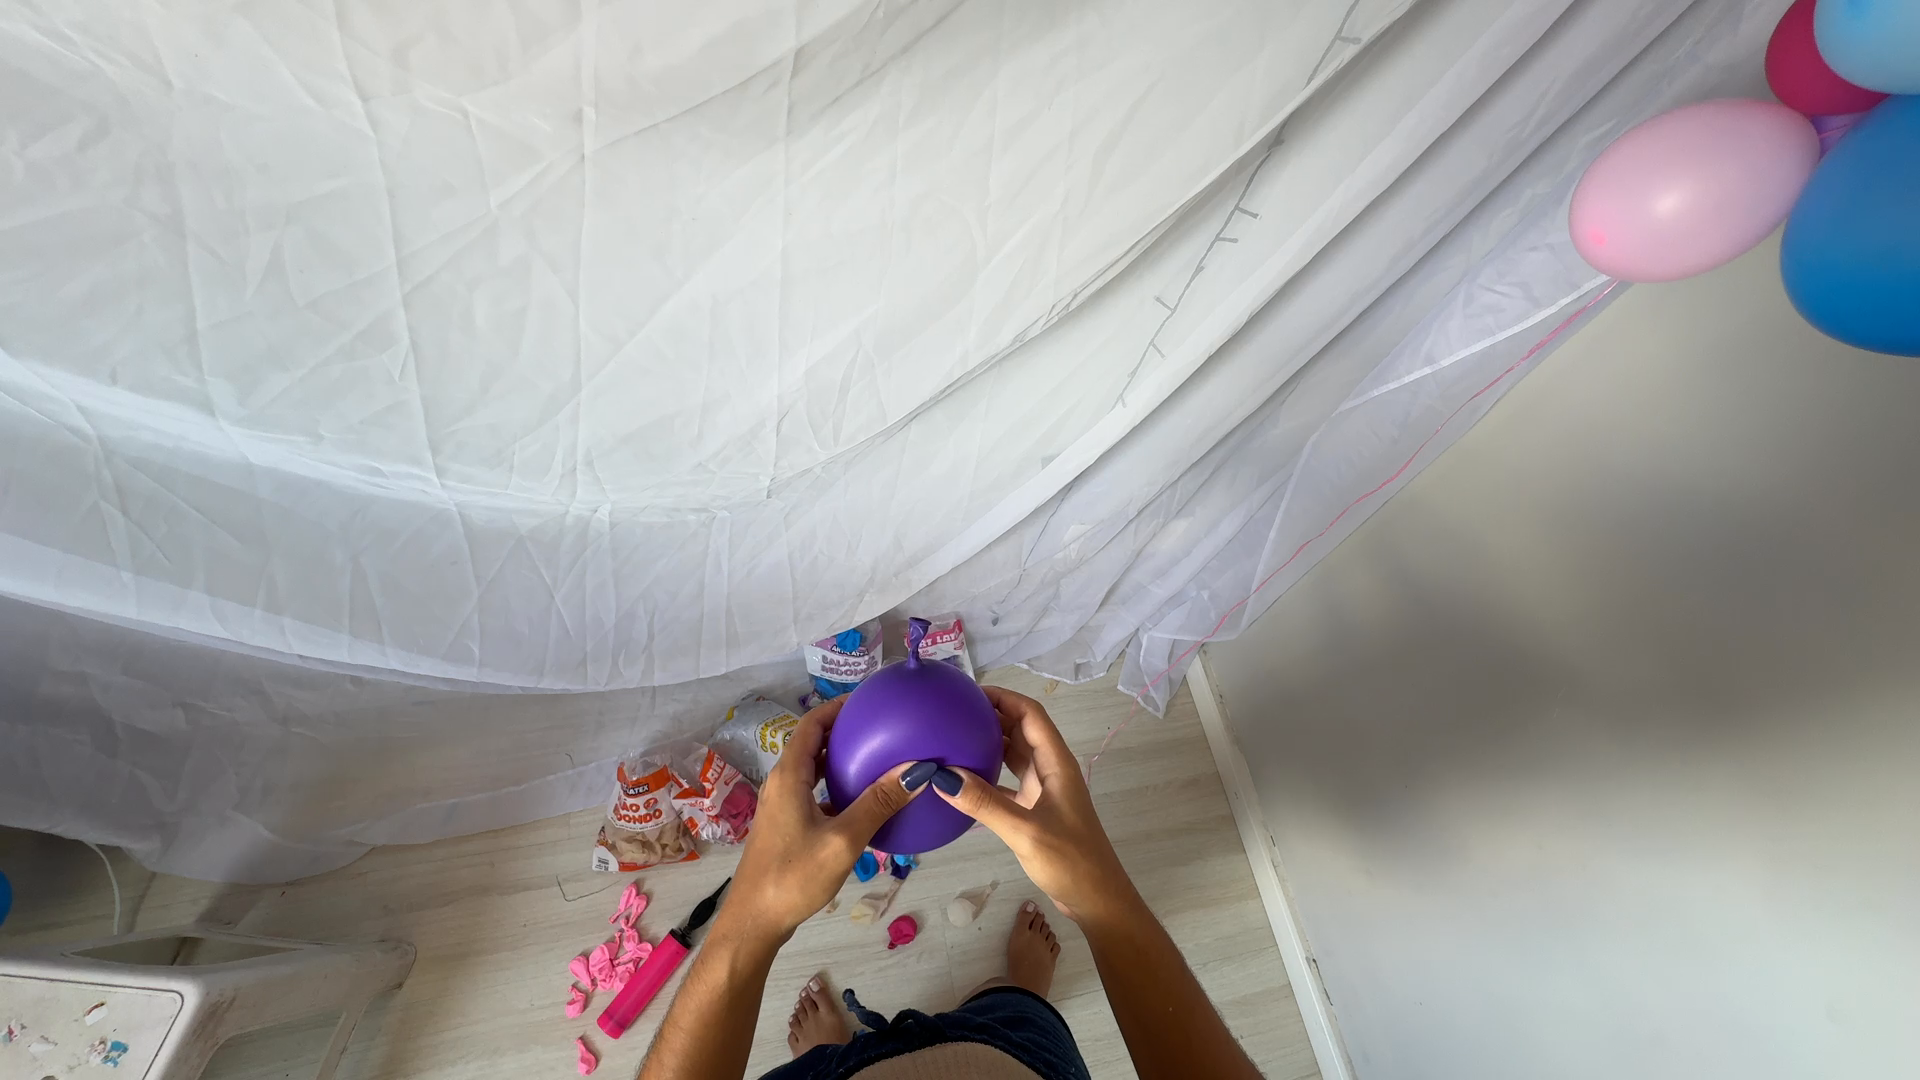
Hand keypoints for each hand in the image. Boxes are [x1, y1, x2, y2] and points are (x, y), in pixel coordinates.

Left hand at [720, 697, 928, 943]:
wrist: (752, 926)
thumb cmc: (793, 878)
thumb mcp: (843, 840)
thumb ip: (878, 803)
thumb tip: (917, 769)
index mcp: (789, 776)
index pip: (812, 724)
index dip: (837, 706)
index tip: (868, 699)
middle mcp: (782, 784)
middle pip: (812, 743)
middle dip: (843, 729)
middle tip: (879, 725)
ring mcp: (782, 807)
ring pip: (812, 769)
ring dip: (839, 758)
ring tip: (876, 755)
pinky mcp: (786, 827)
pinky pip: (814, 793)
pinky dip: (836, 786)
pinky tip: (862, 801)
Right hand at [931, 686, 1137, 922]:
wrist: (1097, 900)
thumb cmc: (1070, 860)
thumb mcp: (1025, 830)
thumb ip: (985, 803)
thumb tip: (943, 776)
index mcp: (1056, 763)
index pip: (1030, 714)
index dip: (1004, 697)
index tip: (971, 692)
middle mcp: (1050, 769)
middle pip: (1020, 729)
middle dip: (992, 716)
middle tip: (953, 712)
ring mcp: (1043, 790)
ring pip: (1014, 755)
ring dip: (989, 744)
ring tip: (954, 737)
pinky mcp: (1035, 810)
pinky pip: (1007, 782)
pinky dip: (988, 776)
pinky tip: (963, 780)